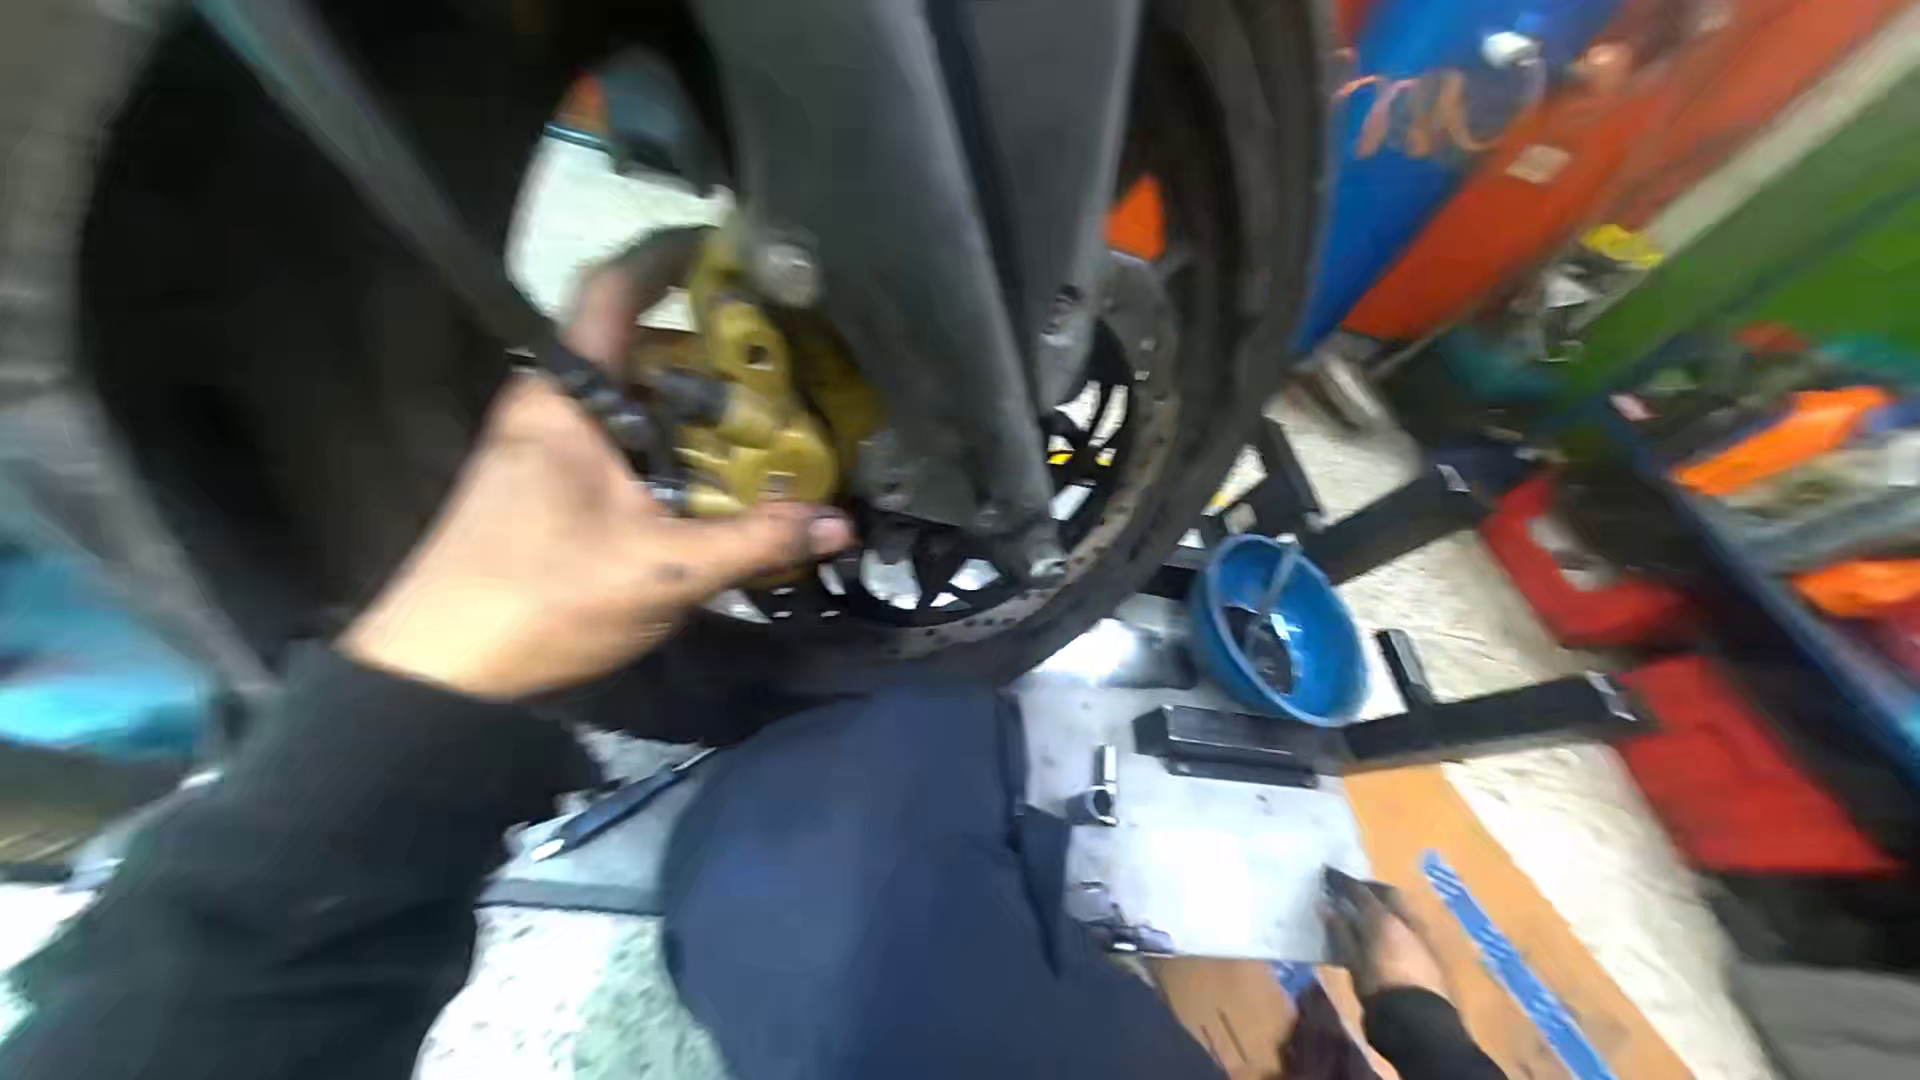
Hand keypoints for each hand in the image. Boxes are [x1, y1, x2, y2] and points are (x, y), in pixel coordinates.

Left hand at [339, 237, 855, 699]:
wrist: (444, 674)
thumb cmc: (542, 601)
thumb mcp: (664, 570)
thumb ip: (755, 543)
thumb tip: (838, 525)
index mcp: (566, 403)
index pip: (610, 296)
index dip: (666, 261)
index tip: (730, 256)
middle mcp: (559, 413)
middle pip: (642, 353)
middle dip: (713, 351)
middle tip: (784, 360)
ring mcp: (560, 453)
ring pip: (643, 405)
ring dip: (703, 408)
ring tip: (772, 416)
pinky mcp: (566, 492)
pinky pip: (639, 449)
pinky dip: (686, 451)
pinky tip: (727, 478)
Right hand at [1323, 867, 1449, 1000]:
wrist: (1420, 1025)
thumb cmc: (1378, 986)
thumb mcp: (1352, 958)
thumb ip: (1339, 929)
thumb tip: (1325, 905)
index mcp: (1383, 918)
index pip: (1359, 890)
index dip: (1341, 881)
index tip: (1327, 874)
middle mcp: (1405, 921)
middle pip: (1388, 893)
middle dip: (1370, 888)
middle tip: (1352, 891)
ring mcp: (1422, 938)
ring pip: (1402, 909)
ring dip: (1386, 906)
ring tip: (1368, 914)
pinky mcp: (1432, 956)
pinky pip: (1410, 927)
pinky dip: (1396, 923)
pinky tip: (1385, 935)